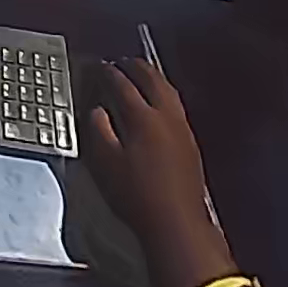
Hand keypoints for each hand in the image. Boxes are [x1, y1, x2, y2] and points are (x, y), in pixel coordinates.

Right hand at [85, 58, 208, 239]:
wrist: (178, 225)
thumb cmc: (136, 193)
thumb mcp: (104, 160)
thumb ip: (98, 128)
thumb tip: (97, 109)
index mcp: (142, 117)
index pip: (122, 83)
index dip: (107, 72)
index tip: (97, 67)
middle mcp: (165, 116)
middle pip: (151, 78)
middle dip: (134, 66)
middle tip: (119, 61)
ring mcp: (182, 127)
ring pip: (168, 89)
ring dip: (151, 76)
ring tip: (138, 72)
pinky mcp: (190, 141)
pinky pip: (175, 103)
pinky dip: (162, 91)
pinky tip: (155, 98)